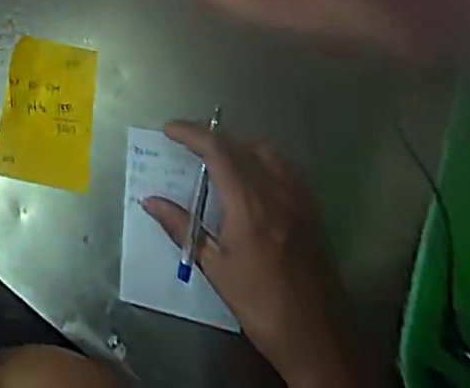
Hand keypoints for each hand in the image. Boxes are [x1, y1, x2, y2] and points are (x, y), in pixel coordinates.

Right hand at [143, 123, 362, 386]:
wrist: (319, 339)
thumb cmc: (261, 305)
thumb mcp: (216, 269)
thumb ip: (182, 228)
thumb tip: (149, 201)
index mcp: (249, 204)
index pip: (217, 150)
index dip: (190, 133)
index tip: (169, 130)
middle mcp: (276, 191)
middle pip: (239, 144)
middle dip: (209, 137)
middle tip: (186, 143)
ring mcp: (298, 198)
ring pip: (266, 150)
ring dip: (238, 144)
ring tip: (217, 156)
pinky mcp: (312, 209)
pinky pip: (286, 166)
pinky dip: (263, 158)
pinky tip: (253, 175)